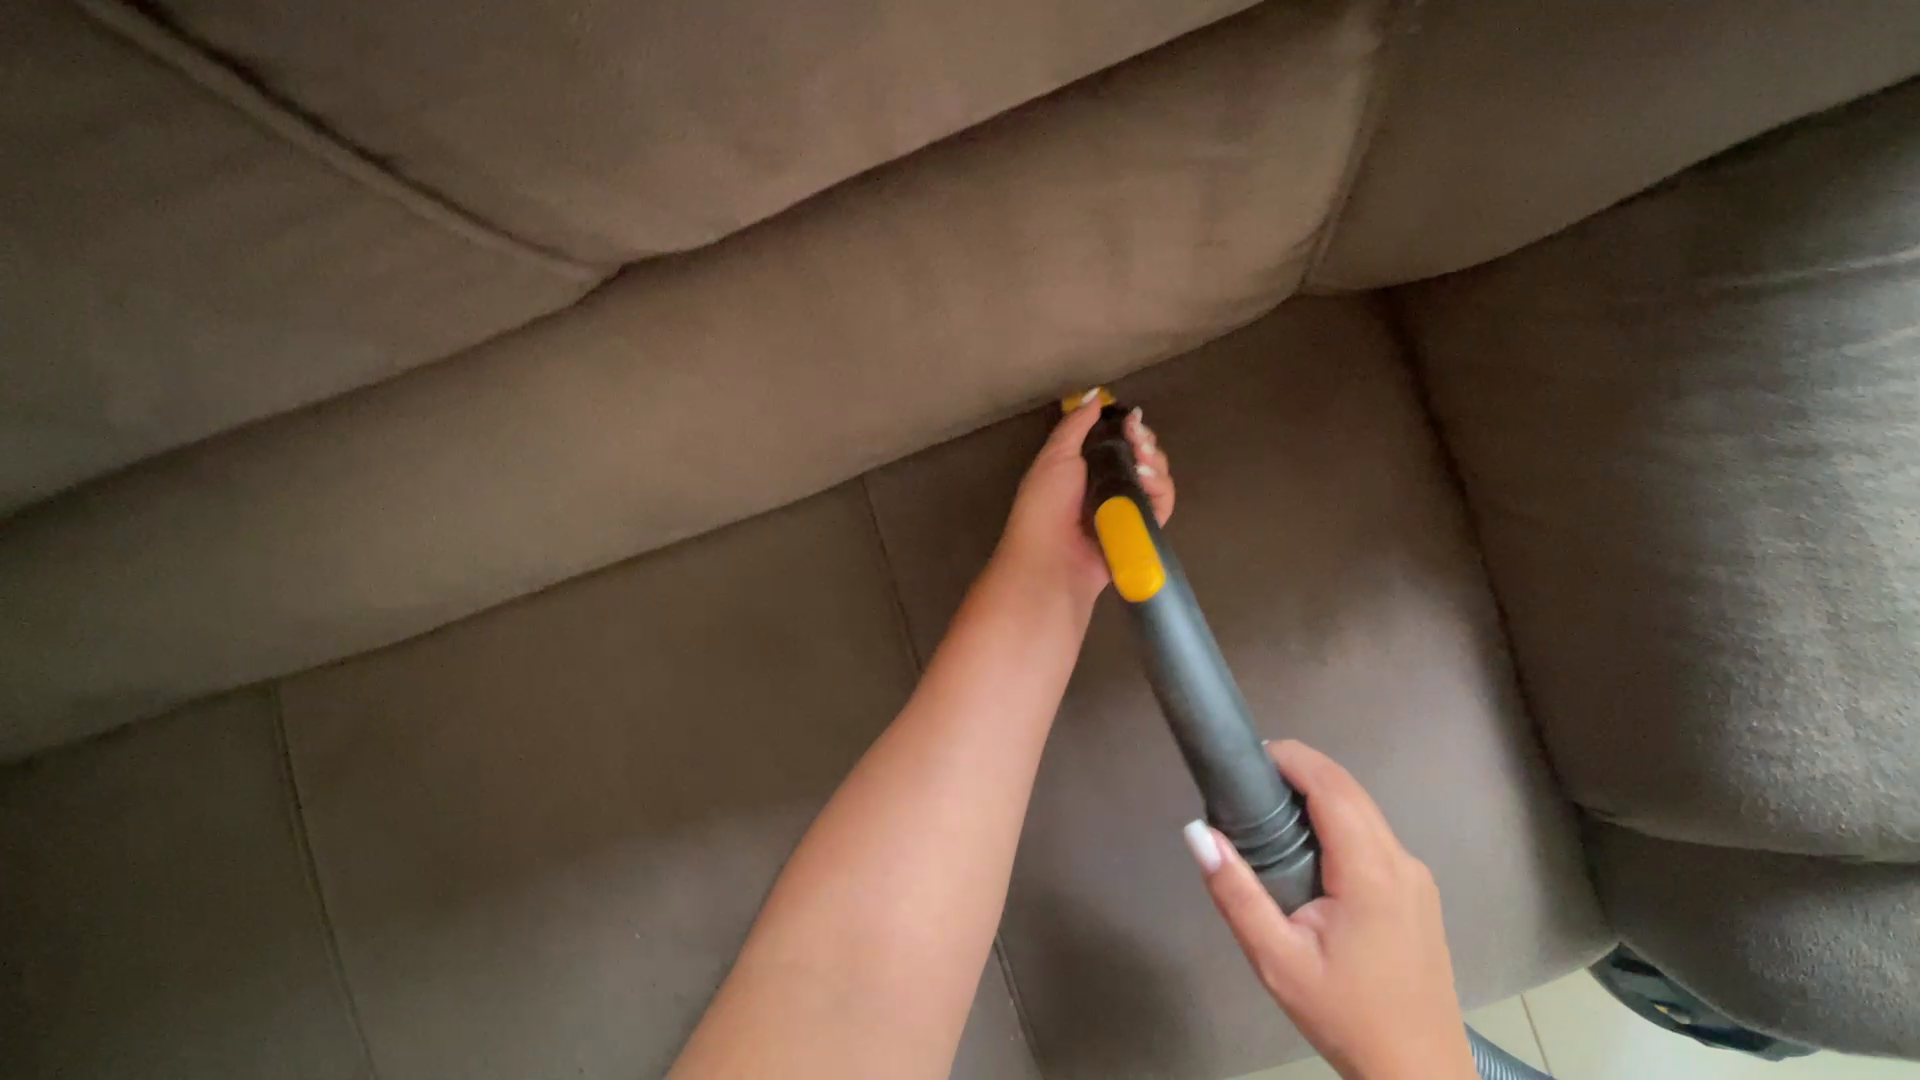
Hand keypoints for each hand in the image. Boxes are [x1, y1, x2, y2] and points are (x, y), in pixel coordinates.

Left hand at [994, 393, 1174, 604]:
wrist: (1049, 560)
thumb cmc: (1045, 505)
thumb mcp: (1055, 457)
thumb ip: (1076, 426)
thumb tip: (1095, 395)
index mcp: (1084, 468)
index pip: (1119, 442)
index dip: (1130, 429)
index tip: (1133, 422)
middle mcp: (1106, 487)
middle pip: (1142, 457)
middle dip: (1146, 443)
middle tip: (1139, 443)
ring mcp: (1124, 510)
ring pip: (1155, 479)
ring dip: (1156, 464)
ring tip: (1143, 465)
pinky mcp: (1139, 531)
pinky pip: (1161, 506)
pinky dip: (1162, 491)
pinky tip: (1148, 483)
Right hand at [1183, 741, 1477, 1079]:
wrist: (1420, 1077)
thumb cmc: (1345, 1017)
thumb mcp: (1277, 961)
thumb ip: (1236, 894)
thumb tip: (1198, 833)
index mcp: (1371, 871)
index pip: (1333, 786)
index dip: (1292, 757)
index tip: (1249, 756)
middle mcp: (1401, 862)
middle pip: (1350, 790)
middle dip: (1301, 771)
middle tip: (1248, 781)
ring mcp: (1416, 877)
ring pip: (1365, 811)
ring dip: (1319, 795)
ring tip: (1267, 811)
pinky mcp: (1418, 893)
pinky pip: (1374, 836)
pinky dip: (1337, 821)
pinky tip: (1306, 851)